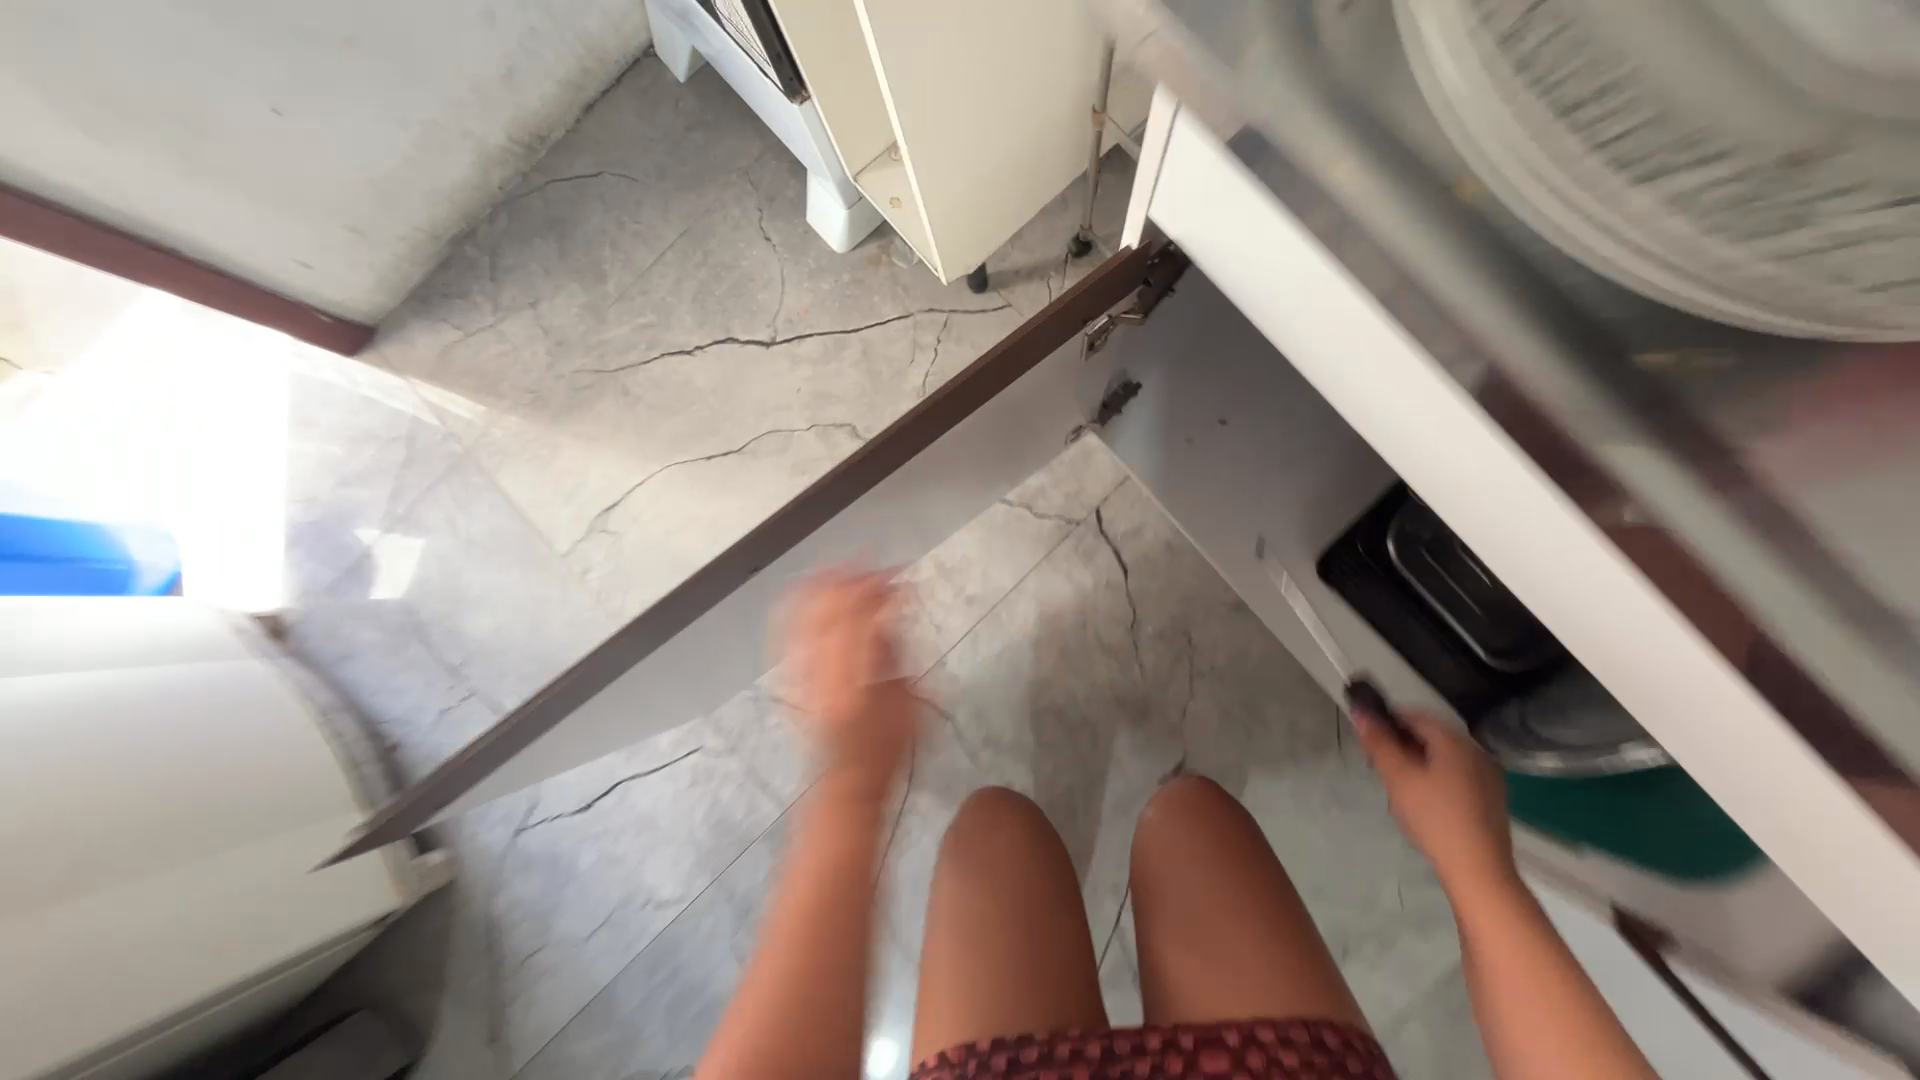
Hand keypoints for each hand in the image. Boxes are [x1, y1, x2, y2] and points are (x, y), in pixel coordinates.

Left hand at [779, 567, 916, 791]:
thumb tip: (887, 614)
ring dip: (826, 584)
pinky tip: (814, 594)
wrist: (846, 777)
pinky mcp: (793, 674)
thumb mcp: (904, 699)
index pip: (862, 613)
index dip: (880, 588)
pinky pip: (788, 629)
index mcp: (854, 670)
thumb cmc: (885, 743)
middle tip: (876, 570)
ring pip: (804, 611)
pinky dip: (802, 604)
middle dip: (853, 578)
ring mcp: (802, 668)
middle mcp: (822, 663)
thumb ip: (892, 653)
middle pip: (829, 604)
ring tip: (846, 571)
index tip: (900, 580)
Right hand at [1351, 706, 1516, 897]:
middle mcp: (1476, 752)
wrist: (1478, 870)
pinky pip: (1457, 776)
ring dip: (1418, 763)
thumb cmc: (1433, 818)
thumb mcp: (1397, 778)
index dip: (1387, 720)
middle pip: (1431, 737)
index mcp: (1455, 742)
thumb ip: (1378, 743)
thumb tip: (1360, 712)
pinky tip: (1424, 803)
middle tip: (1380, 767)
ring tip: (1399, 788)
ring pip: (1443, 758)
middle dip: (1402, 746)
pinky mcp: (1491, 799)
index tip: (1368, 738)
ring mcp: (1488, 776)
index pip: (1415, 716)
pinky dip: (1436, 779)